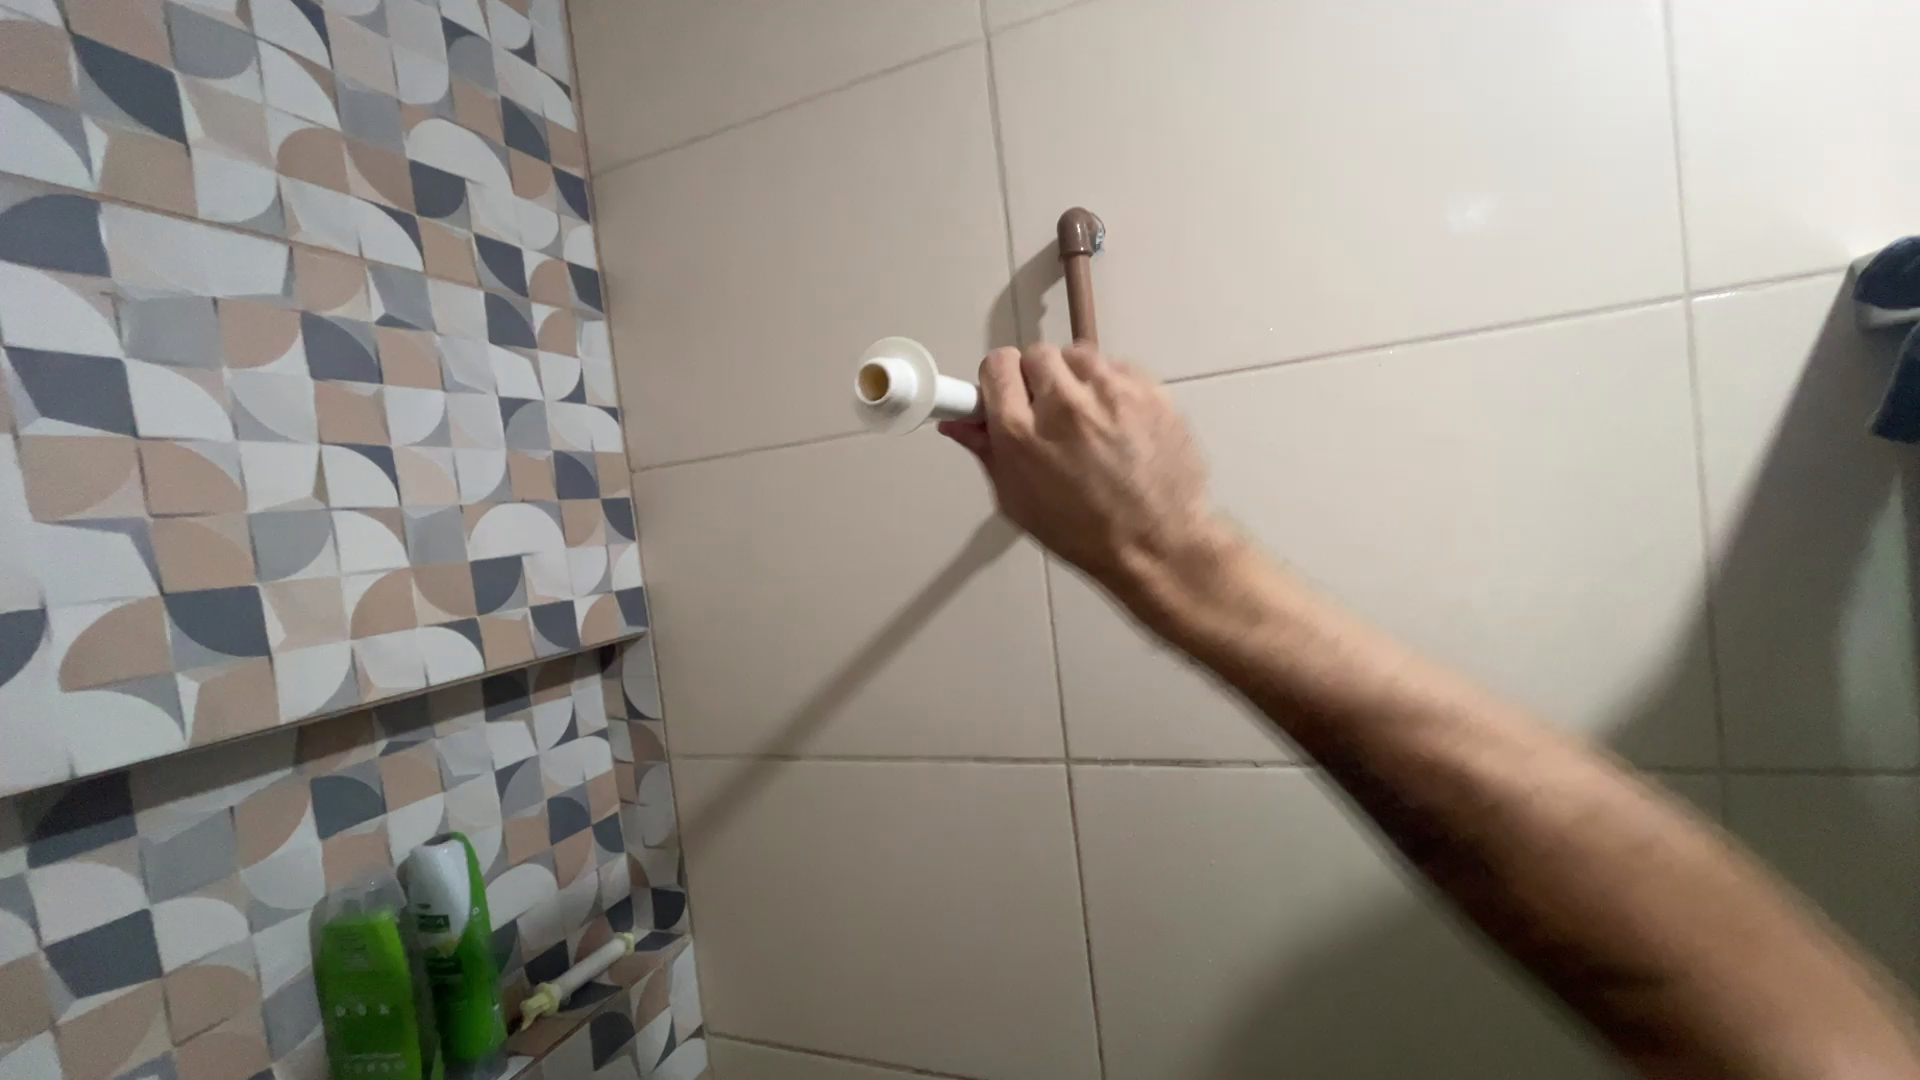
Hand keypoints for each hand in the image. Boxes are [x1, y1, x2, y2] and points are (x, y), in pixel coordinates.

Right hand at [938, 343, 1216, 590]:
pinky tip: (1118, 424)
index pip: (996, 365)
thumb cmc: (1083, 533)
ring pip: (1079, 356)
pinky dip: (1112, 388)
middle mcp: (1064, 405)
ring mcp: (1112, 393)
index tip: (1007, 394)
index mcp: (1022, 434)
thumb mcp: (1017, 501)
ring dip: (1076, 380)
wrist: (1157, 547)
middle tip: (1049, 414)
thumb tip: (957, 422)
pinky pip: (1118, 368)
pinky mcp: (1149, 390)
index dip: (999, 380)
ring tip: (1088, 420)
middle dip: (1038, 380)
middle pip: (1036, 354)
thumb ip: (986, 451)